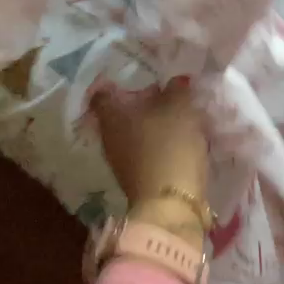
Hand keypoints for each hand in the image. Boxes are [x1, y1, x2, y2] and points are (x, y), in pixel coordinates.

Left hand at [94, 78, 209, 234]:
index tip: (139, 78)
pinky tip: (176, 148)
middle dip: (139, 106)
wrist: (172, 205)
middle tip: (163, 99)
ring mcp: (120, 162)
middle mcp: (108, 136)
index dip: (119, 82)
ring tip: (175, 124)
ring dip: (150, 130)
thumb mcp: (180, 110)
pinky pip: (144, 155)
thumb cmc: (170, 148)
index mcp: (110, 113)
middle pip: (120, 114)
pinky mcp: (137, 181)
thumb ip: (178, 90)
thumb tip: (177, 79)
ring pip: (133, 136)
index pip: (104, 90)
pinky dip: (157, 149)